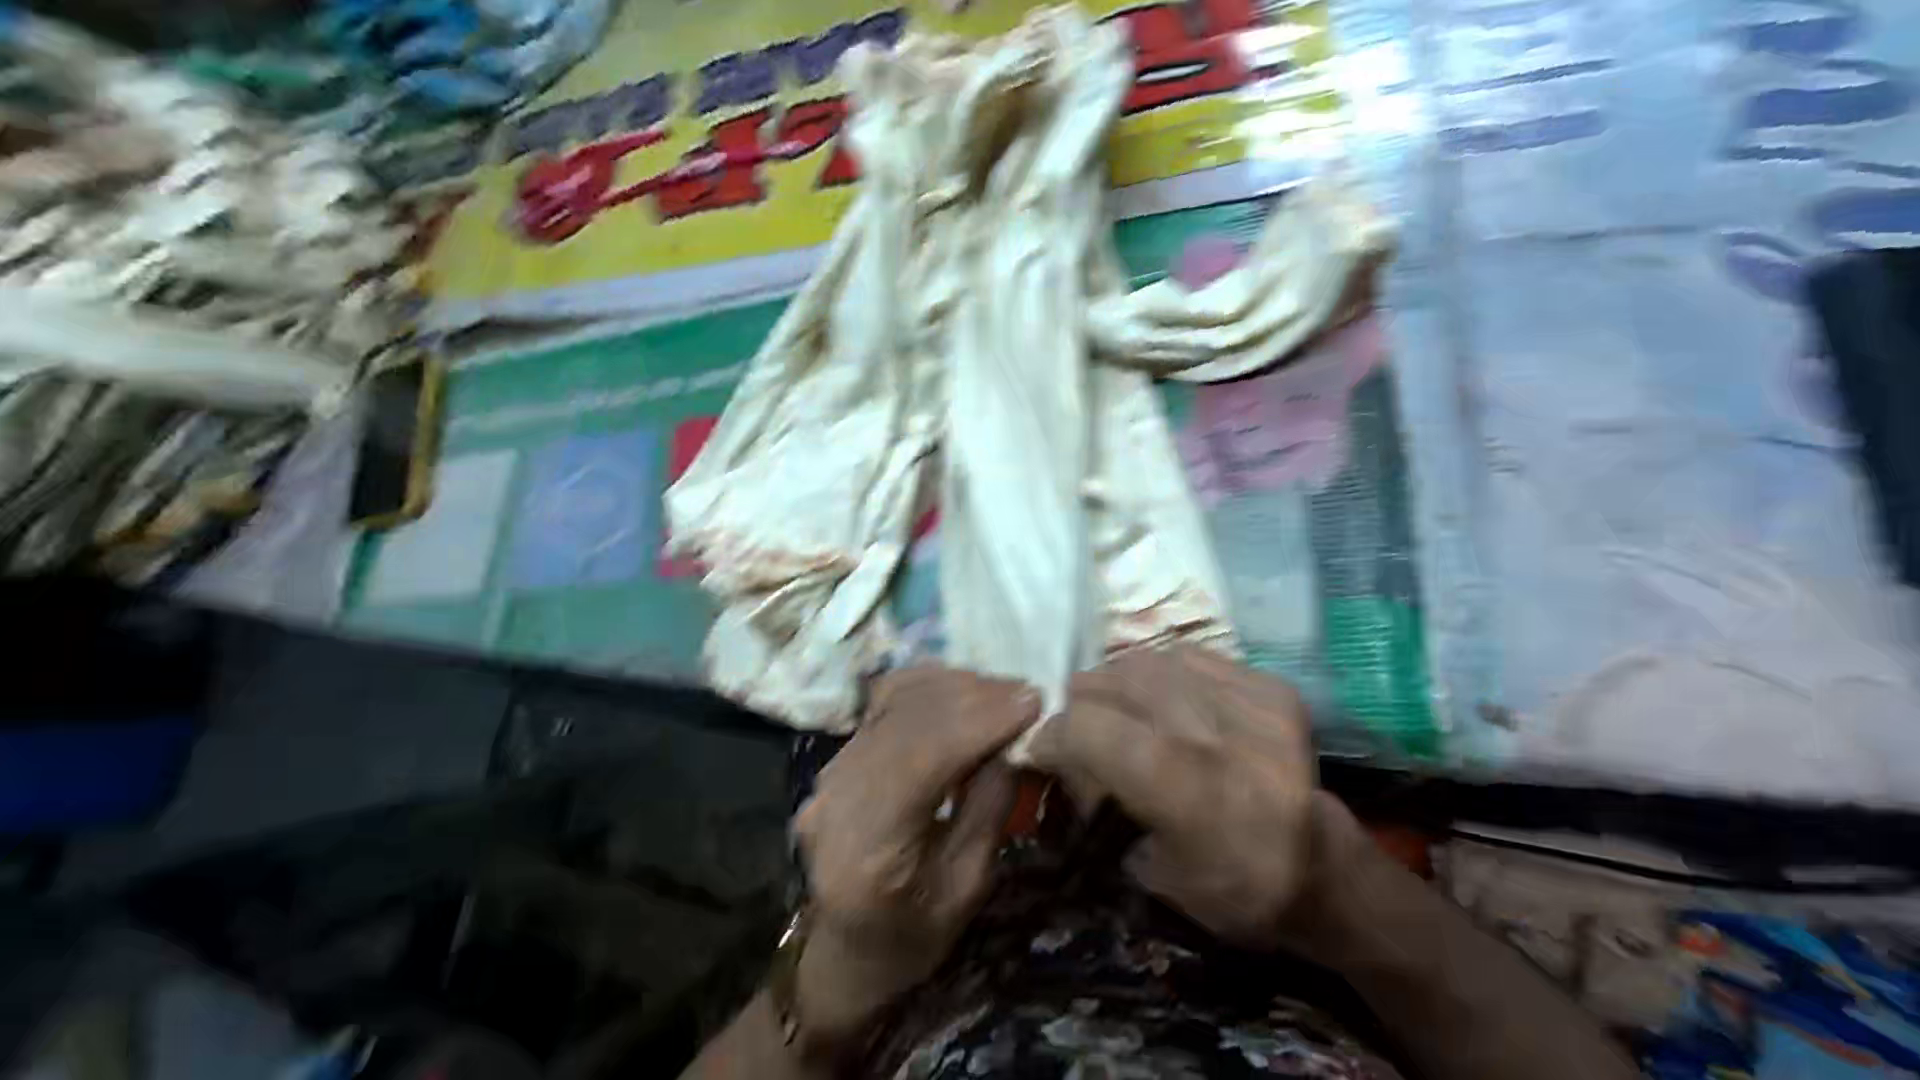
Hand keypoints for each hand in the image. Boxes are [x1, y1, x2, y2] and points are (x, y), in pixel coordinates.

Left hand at [790, 667, 1035, 1049]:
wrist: (850, 948)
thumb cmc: (915, 935)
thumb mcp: (968, 887)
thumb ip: (989, 809)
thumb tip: (1016, 741)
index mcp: (867, 850)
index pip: (920, 761)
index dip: (976, 723)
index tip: (1029, 702)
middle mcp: (835, 799)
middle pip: (905, 723)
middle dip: (972, 699)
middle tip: (1025, 693)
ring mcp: (828, 774)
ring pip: (894, 705)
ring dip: (953, 689)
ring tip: (1002, 693)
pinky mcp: (836, 757)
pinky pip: (884, 705)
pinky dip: (926, 689)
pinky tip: (962, 690)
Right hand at [1027, 645, 1317, 946]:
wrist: (1322, 871)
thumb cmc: (1229, 888)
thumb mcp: (1145, 868)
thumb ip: (1096, 801)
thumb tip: (1059, 754)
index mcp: (1182, 787)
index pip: (1086, 726)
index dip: (1053, 734)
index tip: (1044, 749)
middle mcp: (1213, 733)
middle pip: (1111, 681)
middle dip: (1079, 702)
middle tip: (1077, 727)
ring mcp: (1247, 701)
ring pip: (1146, 660)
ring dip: (1116, 682)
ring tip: (1116, 707)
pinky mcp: (1269, 686)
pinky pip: (1188, 656)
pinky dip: (1162, 674)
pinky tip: (1164, 700)